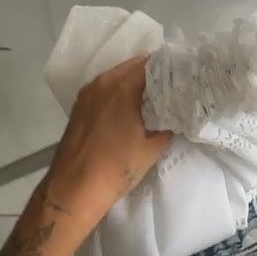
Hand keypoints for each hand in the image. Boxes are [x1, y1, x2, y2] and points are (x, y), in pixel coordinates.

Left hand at [41, 56, 172, 229]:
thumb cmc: (115, 168)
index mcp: (122, 86)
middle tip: (171, 88)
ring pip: (118, 76)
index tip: (184, 78)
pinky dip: (119, 92)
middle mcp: (103, 82)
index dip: (170, 69)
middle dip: (153, 74)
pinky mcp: (79, 105)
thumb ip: (168, 123)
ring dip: (135, 82)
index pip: (152, 64)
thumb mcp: (151, 147)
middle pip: (134, 66)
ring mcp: (88, 93)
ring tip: (153, 99)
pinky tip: (129, 110)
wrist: (72, 191)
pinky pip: (105, 88)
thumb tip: (177, 112)